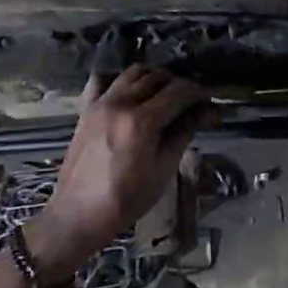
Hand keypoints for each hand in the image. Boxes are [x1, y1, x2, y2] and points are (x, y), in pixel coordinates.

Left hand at [26, 65, 208, 281]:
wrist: (78, 214)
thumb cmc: (127, 198)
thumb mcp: (164, 167)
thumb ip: (185, 132)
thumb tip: (208, 112)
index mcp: (142, 121)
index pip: (180, 91)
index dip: (199, 94)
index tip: (209, 105)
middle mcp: (120, 103)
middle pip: (159, 77)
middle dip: (180, 86)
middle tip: (190, 104)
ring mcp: (100, 103)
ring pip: (134, 73)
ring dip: (154, 79)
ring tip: (164, 98)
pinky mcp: (86, 110)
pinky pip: (104, 81)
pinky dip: (122, 81)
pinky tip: (131, 95)